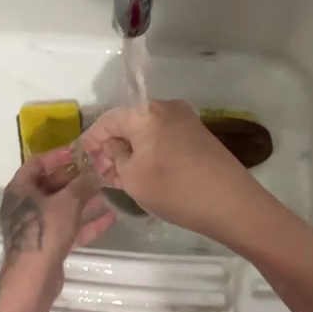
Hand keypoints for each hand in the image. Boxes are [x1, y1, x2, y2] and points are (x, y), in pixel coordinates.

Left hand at [0, 147, 114, 271]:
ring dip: (84, 200)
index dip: (59, 155)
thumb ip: (84, 184)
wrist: (33, 279)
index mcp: (19, 189)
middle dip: (76, 179)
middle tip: (99, 172)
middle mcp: (23, 205)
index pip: (37, 163)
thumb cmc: (45, 231)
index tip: (82, 153)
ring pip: (62, 207)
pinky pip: (68, 227)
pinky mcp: (47, 243)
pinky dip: (86, 222)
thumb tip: (100, 167)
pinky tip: (110, 217)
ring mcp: (35, 226)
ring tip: (108, 191)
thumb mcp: (68, 202)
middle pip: (51, 185)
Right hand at [76, 100, 270, 240]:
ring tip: (119, 177)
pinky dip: (150, 153)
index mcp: (146, 111)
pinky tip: (144, 174)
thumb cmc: (175, 190)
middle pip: (129, 122)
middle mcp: (167, 107)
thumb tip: (113, 146)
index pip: (108, 119)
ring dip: (131, 151)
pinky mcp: (199, 136)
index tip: (80, 159)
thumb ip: (115, 157)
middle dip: (112, 145)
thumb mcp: (132, 178)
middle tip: (98, 171)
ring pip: (147, 132)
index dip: (91, 140)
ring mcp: (186, 121)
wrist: (232, 204)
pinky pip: (164, 139)